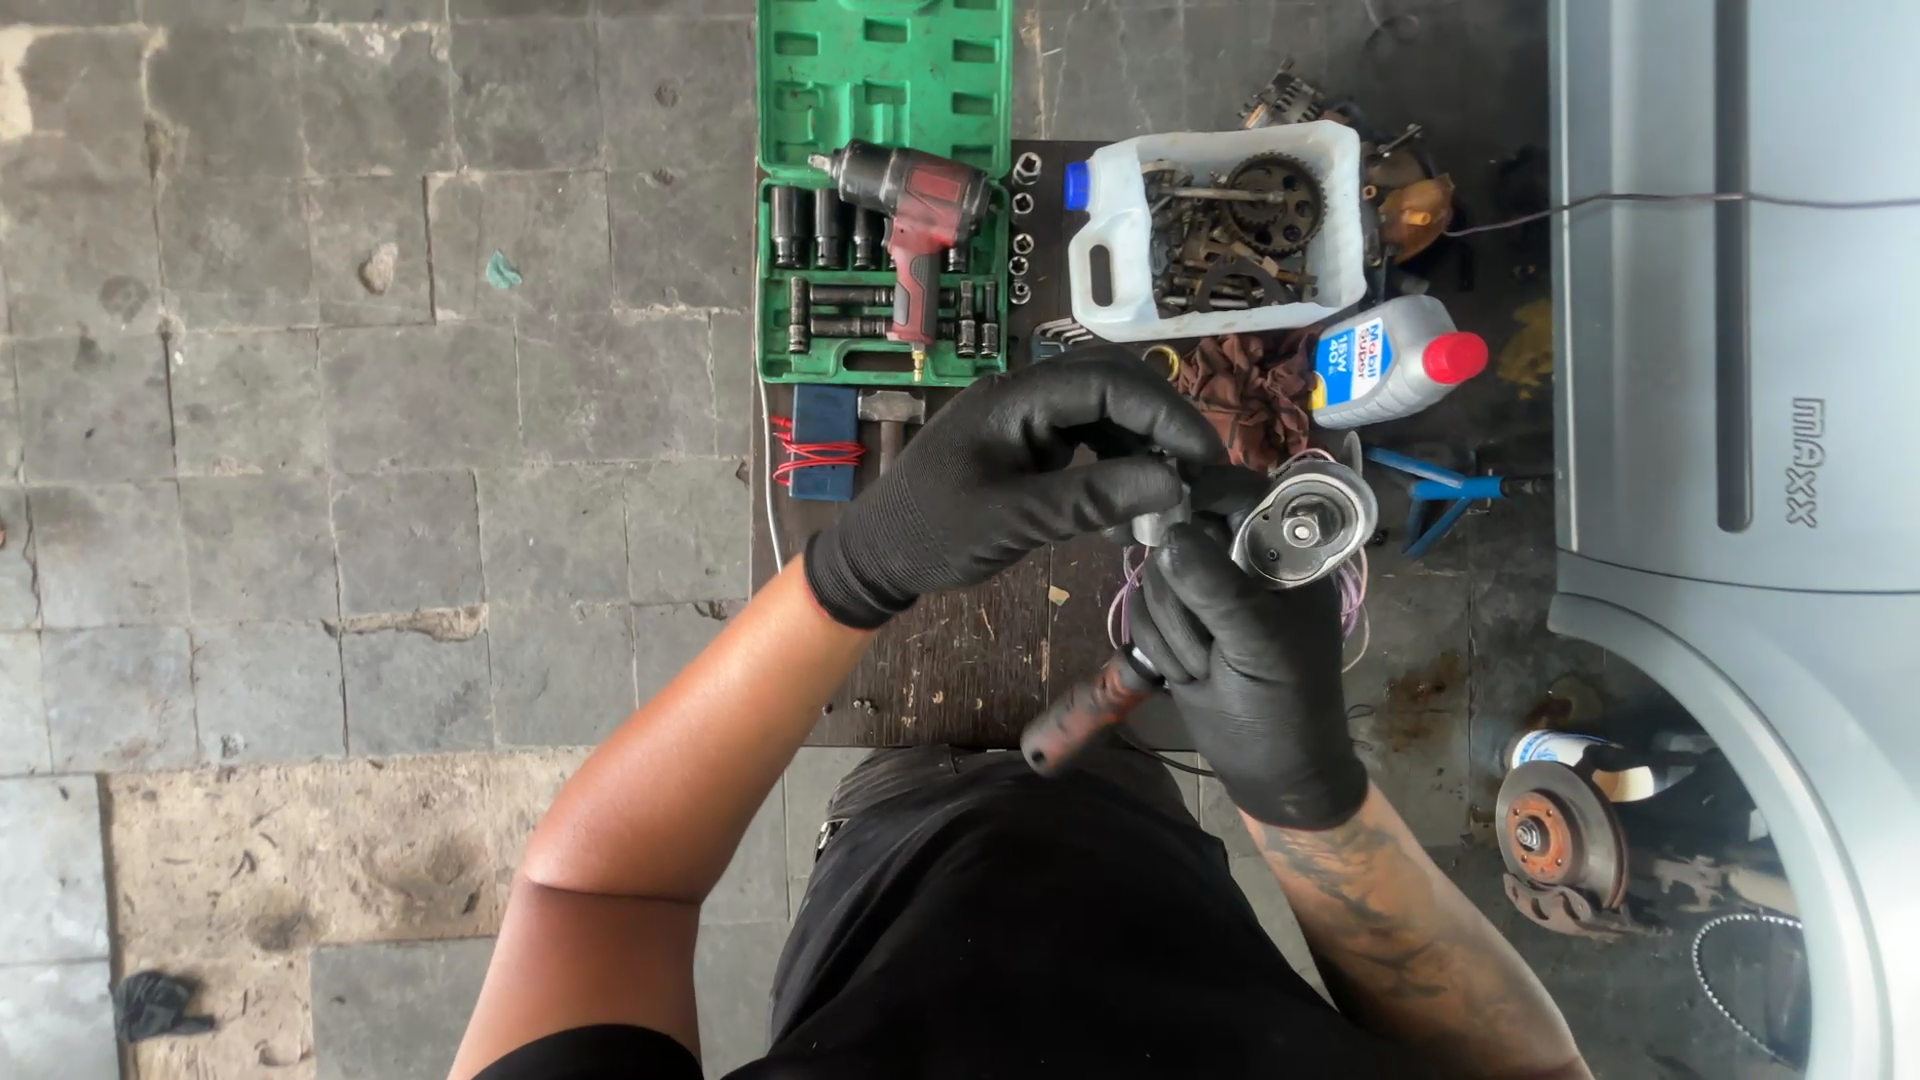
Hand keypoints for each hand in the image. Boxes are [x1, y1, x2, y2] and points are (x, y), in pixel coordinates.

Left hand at [804, 349, 1223, 628]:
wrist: (879, 553)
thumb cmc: (933, 534)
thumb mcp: (1014, 520)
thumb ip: (1091, 498)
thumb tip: (1173, 482)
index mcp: (1013, 398)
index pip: (1107, 382)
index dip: (1164, 413)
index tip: (1204, 455)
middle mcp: (1021, 395)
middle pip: (1109, 383)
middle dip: (1158, 420)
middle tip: (1197, 465)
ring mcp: (1023, 418)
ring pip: (1100, 410)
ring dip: (1139, 441)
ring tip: (1170, 483)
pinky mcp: (1024, 444)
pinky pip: (1081, 437)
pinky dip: (1113, 461)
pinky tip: (1131, 495)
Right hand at [1131, 523, 1366, 829]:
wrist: (1266, 769)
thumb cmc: (1285, 704)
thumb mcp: (1260, 643)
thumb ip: (1216, 587)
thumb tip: (1168, 537)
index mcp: (1284, 557)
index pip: (1244, 494)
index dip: (1208, 491)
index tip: (1173, 514)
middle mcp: (1240, 564)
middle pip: (1182, 533)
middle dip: (1185, 592)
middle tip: (1211, 635)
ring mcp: (1202, 592)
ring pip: (1154, 575)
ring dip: (1173, 628)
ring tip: (1207, 664)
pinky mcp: (1173, 621)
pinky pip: (1140, 609)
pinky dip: (1158, 645)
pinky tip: (1188, 672)